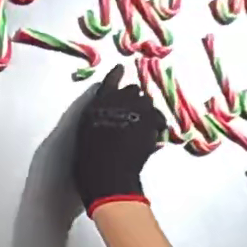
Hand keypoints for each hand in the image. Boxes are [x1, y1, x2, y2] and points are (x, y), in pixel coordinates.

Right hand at [72, 65, 166, 214]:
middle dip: (133, 100)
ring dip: (146, 112)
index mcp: (98, 105)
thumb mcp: (87, 136)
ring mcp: (138, 111)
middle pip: (132, 91)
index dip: (116, 75)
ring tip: (142, 126)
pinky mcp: (153, 123)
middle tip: (132, 113)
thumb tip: (109, 119)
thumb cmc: (89, 163)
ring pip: (148, 103)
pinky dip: (157, 125)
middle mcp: (118, 102)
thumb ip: (99, 121)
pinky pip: (159, 118)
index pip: (110, 80)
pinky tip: (154, 134)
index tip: (121, 69)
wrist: (107, 177)